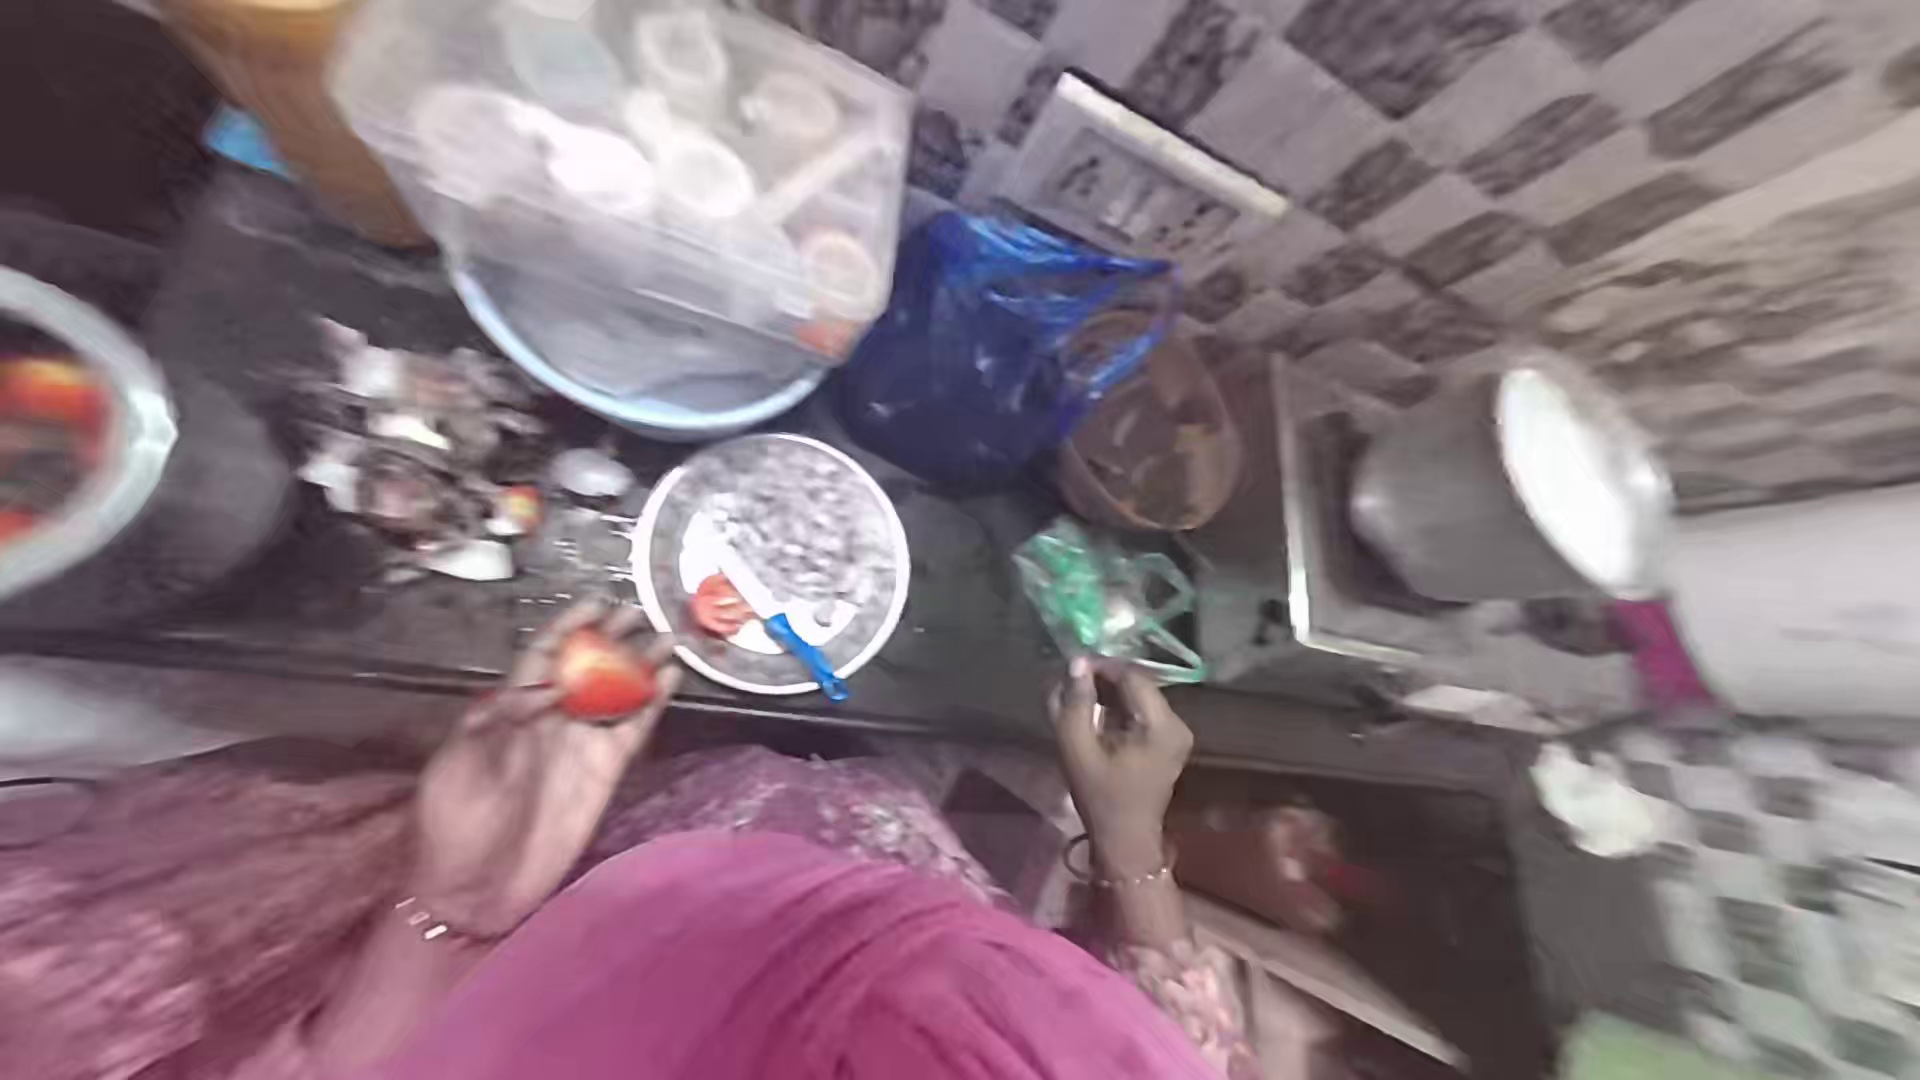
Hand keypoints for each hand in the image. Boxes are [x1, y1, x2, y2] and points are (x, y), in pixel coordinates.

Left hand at [410, 598, 681, 935]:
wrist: (476, 892)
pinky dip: (655, 701)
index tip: (594, 604)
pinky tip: (671, 678)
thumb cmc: (455, 827)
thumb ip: (502, 723)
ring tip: (667, 638)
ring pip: (619, 690)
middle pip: (589, 666)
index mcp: (511, 712)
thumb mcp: (459, 771)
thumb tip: (552, 684)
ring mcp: (584, 741)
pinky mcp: (608, 765)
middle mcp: (553, 718)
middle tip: (640, 613)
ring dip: (642, 663)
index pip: (543, 657)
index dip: (568, 629)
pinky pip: (636, 725)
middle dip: (612, 637)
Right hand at [1051, 658, 1193, 877]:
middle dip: (1104, 677)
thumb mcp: (1077, 747)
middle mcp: (1177, 724)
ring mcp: (1176, 733)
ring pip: (1140, 694)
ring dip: (1110, 691)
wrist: (1124, 841)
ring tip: (1079, 694)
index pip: (1132, 675)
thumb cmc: (1100, 796)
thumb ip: (1075, 702)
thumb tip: (1078, 663)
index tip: (1073, 666)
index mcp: (1161, 725)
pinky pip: (1142, 709)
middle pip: (1138, 683)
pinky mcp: (1169, 740)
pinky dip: (1119, 705)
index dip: (1102, 665)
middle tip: (1072, 679)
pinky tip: (1095, 711)